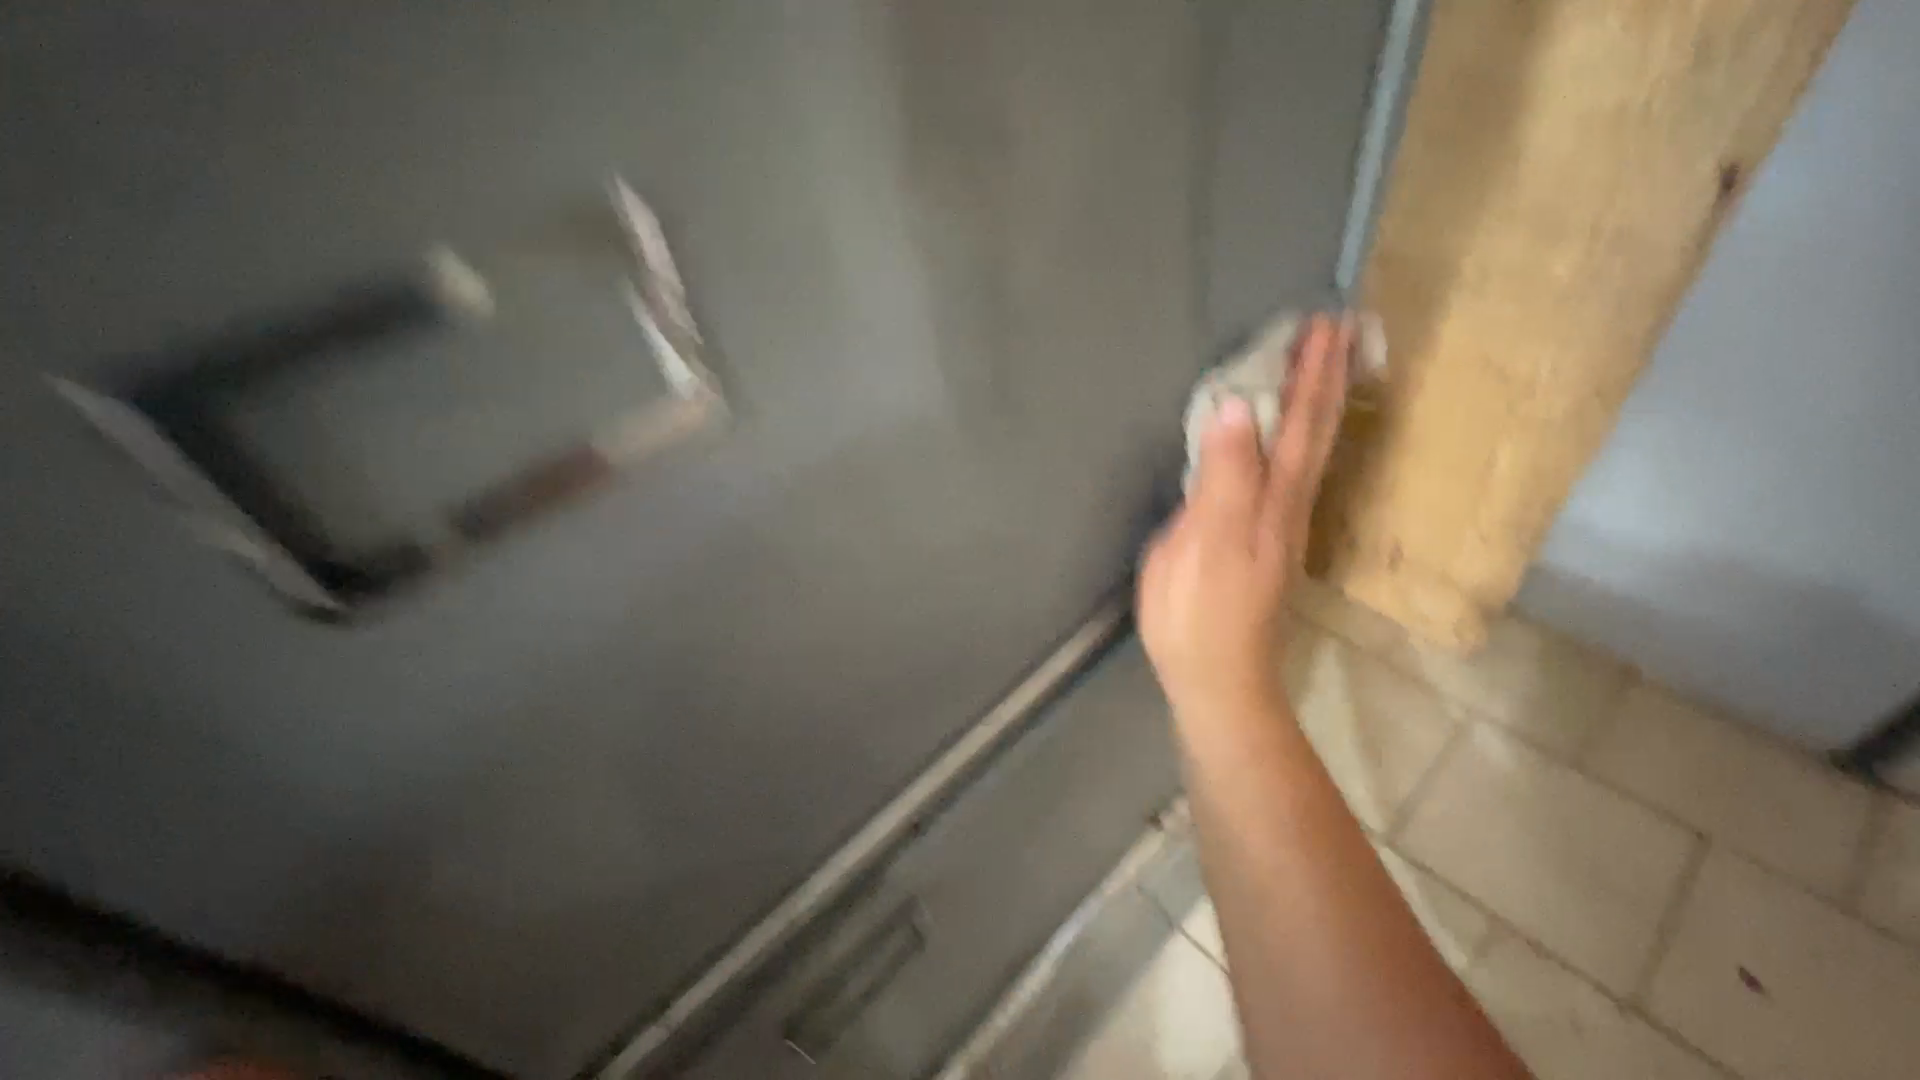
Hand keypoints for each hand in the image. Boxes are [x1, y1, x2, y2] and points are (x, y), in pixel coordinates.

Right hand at [1138, 314, 1351, 726]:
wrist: (1219, 680)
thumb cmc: (1198, 614)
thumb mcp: (1202, 545)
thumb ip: (1222, 477)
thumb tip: (1233, 408)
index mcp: (1271, 500)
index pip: (1296, 424)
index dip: (1308, 376)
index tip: (1321, 323)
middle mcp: (1288, 506)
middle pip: (1315, 434)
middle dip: (1325, 379)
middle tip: (1337, 328)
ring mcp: (1280, 526)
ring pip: (1310, 453)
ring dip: (1321, 405)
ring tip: (1326, 368)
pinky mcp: (1266, 543)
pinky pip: (1293, 472)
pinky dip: (1302, 439)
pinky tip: (1292, 436)